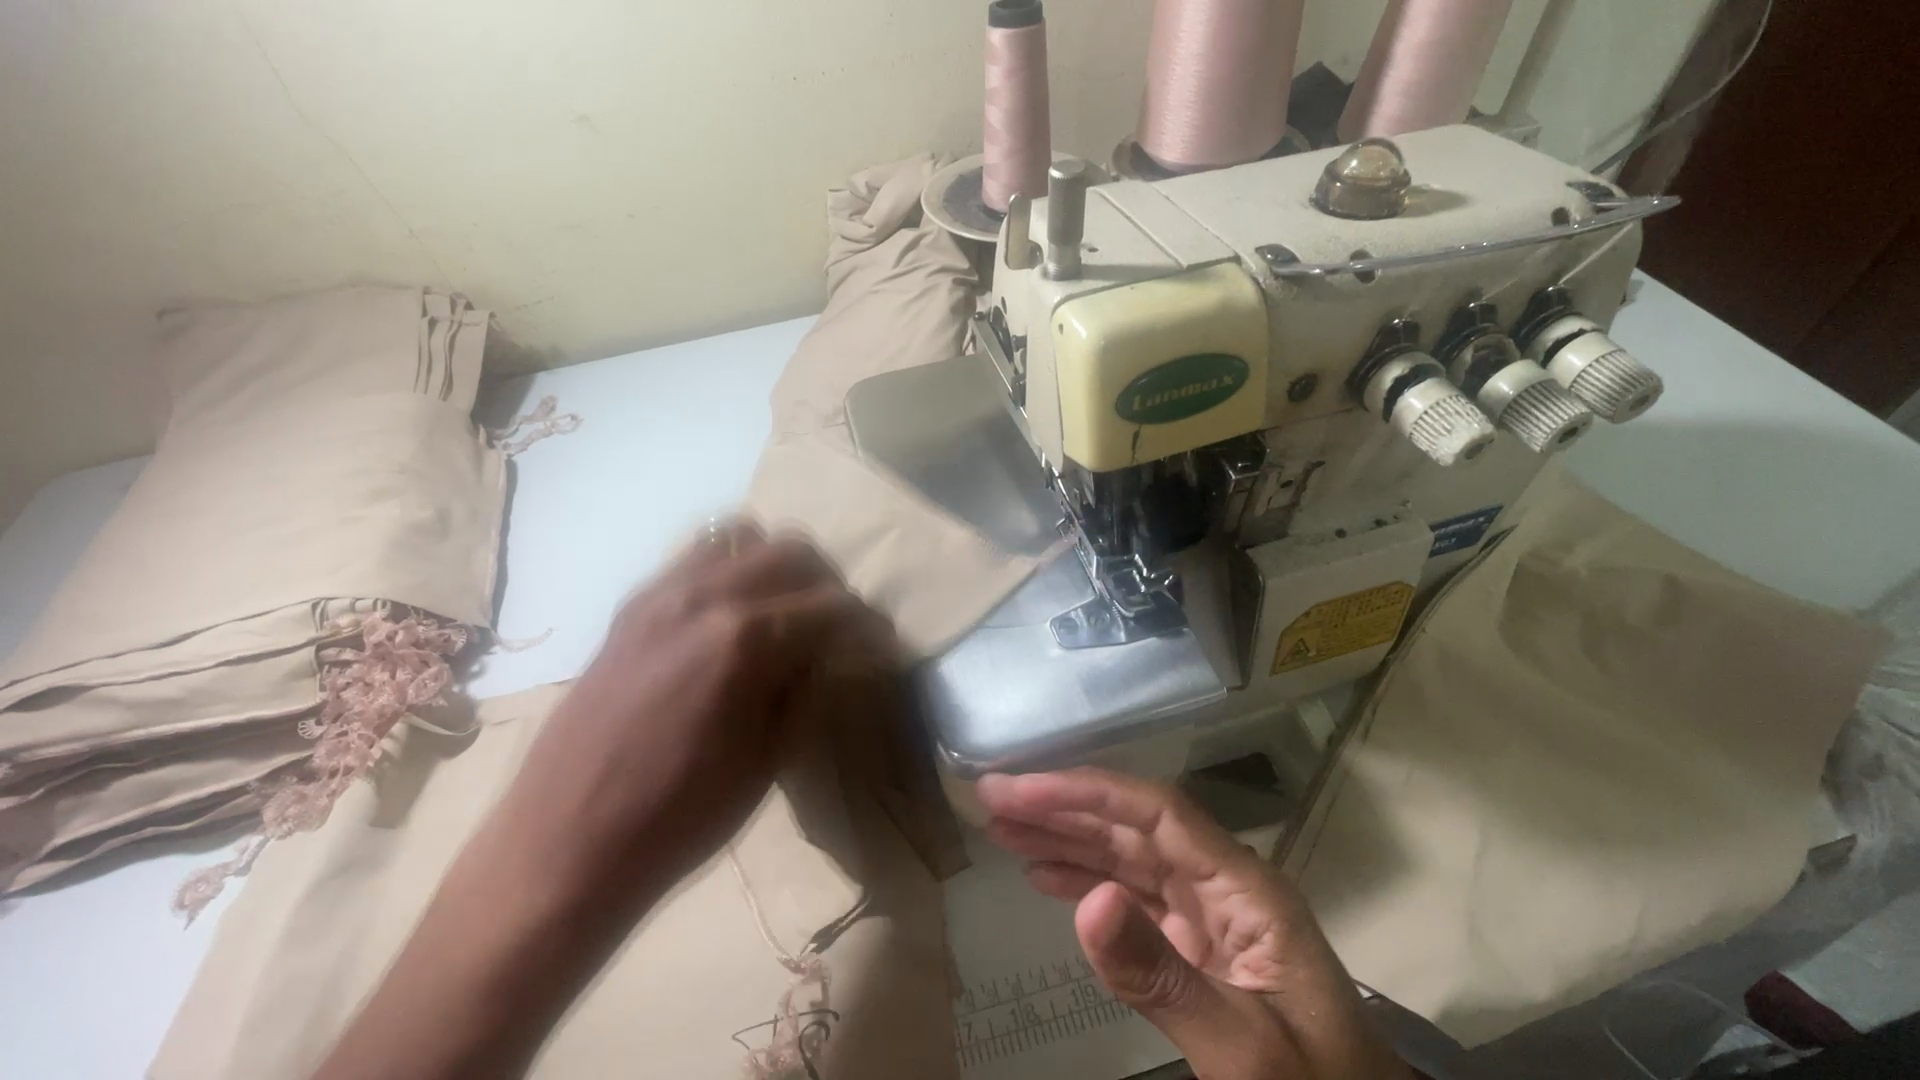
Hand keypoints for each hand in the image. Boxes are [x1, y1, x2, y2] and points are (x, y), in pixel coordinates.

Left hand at [503, 521, 888, 898]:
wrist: (567, 841)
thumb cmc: (680, 817)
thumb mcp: (767, 760)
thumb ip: (805, 690)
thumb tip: (829, 653)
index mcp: (745, 639)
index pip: (832, 607)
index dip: (868, 626)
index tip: (884, 645)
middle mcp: (702, 597)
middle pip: (790, 552)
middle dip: (828, 584)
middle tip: (838, 627)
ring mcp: (658, 595)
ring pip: (736, 537)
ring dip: (773, 563)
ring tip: (784, 609)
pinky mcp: (629, 608)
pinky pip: (691, 559)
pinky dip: (726, 569)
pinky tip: (730, 618)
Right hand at [978, 768, 1410, 1079]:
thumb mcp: (1240, 1044)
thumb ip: (1162, 974)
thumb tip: (1088, 899)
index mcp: (1244, 887)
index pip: (1157, 815)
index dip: (1087, 793)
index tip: (1022, 789)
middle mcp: (1222, 885)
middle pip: (1133, 828)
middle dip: (1062, 808)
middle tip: (991, 798)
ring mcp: (1208, 915)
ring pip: (1126, 857)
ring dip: (1064, 839)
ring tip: (1001, 829)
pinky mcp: (1195, 945)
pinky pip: (1131, 897)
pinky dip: (1084, 881)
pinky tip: (1043, 875)